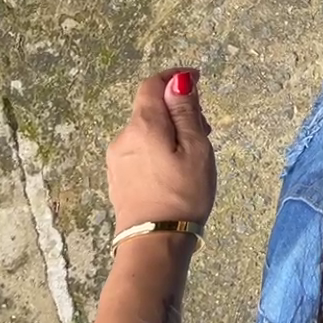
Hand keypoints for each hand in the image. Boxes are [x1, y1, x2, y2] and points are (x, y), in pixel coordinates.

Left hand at [106, 69, 217, 229]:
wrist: (155, 245)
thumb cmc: (183, 192)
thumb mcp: (195, 146)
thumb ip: (185, 110)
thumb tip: (177, 81)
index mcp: (142, 125)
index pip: (152, 84)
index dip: (174, 77)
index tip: (197, 81)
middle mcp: (123, 138)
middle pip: (151, 107)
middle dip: (178, 107)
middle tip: (205, 128)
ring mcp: (117, 160)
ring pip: (147, 128)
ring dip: (171, 128)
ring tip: (194, 152)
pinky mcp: (118, 178)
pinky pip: (141, 148)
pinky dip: (160, 145)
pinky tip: (176, 166)